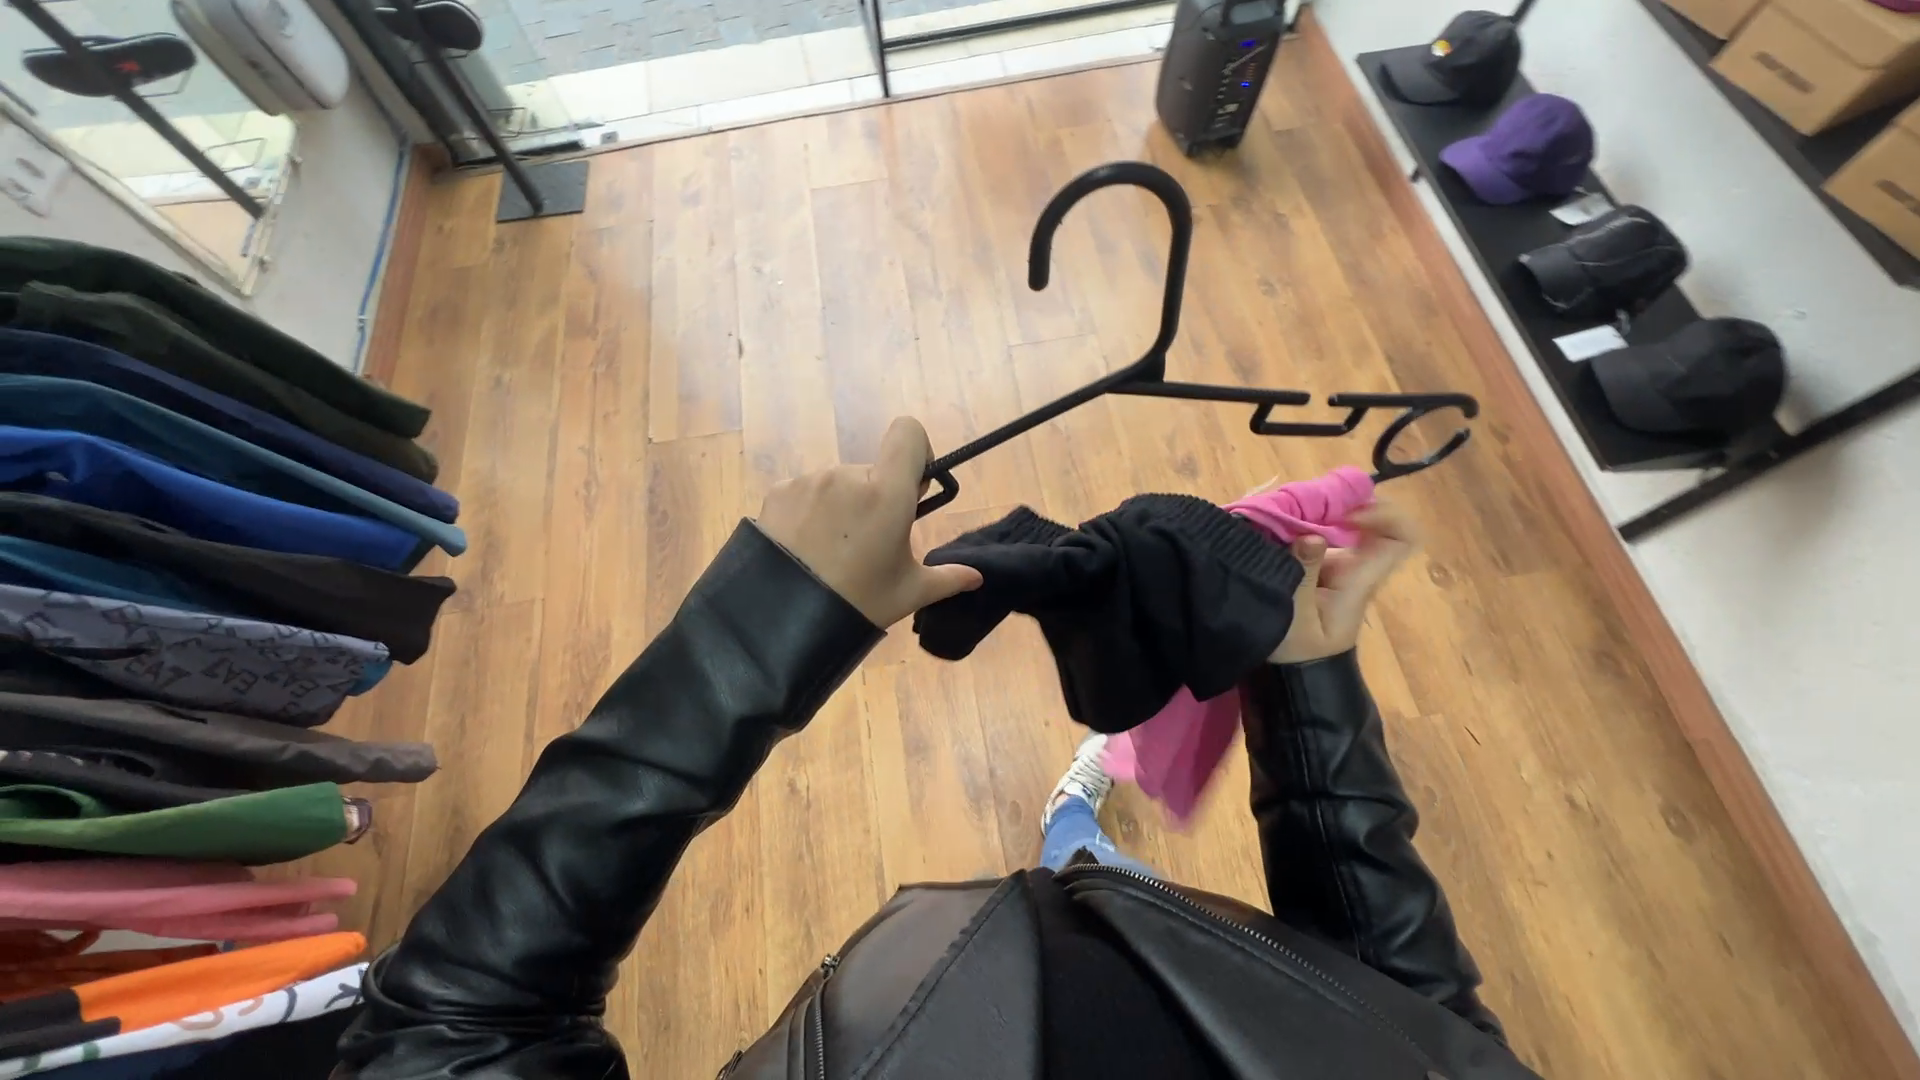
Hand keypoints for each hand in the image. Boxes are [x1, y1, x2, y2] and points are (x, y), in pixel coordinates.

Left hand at [755, 417, 983, 627]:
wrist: (781, 623)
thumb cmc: (858, 603)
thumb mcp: (909, 593)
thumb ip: (948, 577)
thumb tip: (976, 577)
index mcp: (887, 492)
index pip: (909, 432)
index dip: (917, 452)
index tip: (914, 488)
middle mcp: (847, 475)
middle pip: (873, 470)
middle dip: (877, 497)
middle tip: (870, 543)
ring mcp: (809, 482)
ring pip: (839, 484)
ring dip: (844, 507)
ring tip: (834, 552)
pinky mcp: (778, 493)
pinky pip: (807, 493)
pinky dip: (812, 513)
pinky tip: (806, 548)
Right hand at [1268, 501, 1420, 664]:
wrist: (1296, 672)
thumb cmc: (1298, 649)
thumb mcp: (1295, 617)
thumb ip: (1302, 575)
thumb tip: (1313, 536)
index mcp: (1360, 579)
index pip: (1401, 538)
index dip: (1384, 515)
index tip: (1347, 511)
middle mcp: (1356, 566)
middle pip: (1371, 520)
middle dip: (1341, 503)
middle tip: (1305, 501)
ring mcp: (1338, 565)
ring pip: (1342, 523)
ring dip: (1318, 510)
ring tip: (1285, 508)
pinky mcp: (1317, 566)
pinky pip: (1319, 532)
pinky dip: (1302, 521)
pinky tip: (1278, 521)